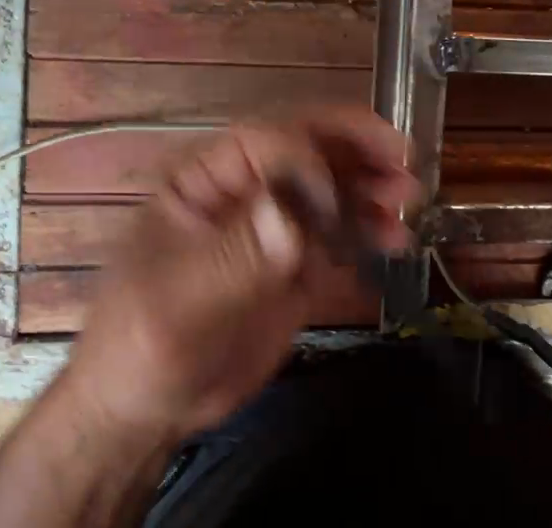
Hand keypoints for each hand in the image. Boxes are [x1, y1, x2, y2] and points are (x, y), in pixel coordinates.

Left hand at [54, 108, 419, 442]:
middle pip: (310, 152)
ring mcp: (275, 228)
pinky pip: (341, 236)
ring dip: (373, 187)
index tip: (335, 194)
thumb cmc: (140, 345)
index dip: (308, 154)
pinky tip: (397, 241)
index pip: (266, 142)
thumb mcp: (177, 301)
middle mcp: (247, 192)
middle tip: (404, 164)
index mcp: (207, 180)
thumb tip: (289, 219)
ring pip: (333, 189)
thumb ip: (234, 256)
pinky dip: (371, 232)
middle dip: (358, 151)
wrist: (145, 409)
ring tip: (411, 199)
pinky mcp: (296, 266)